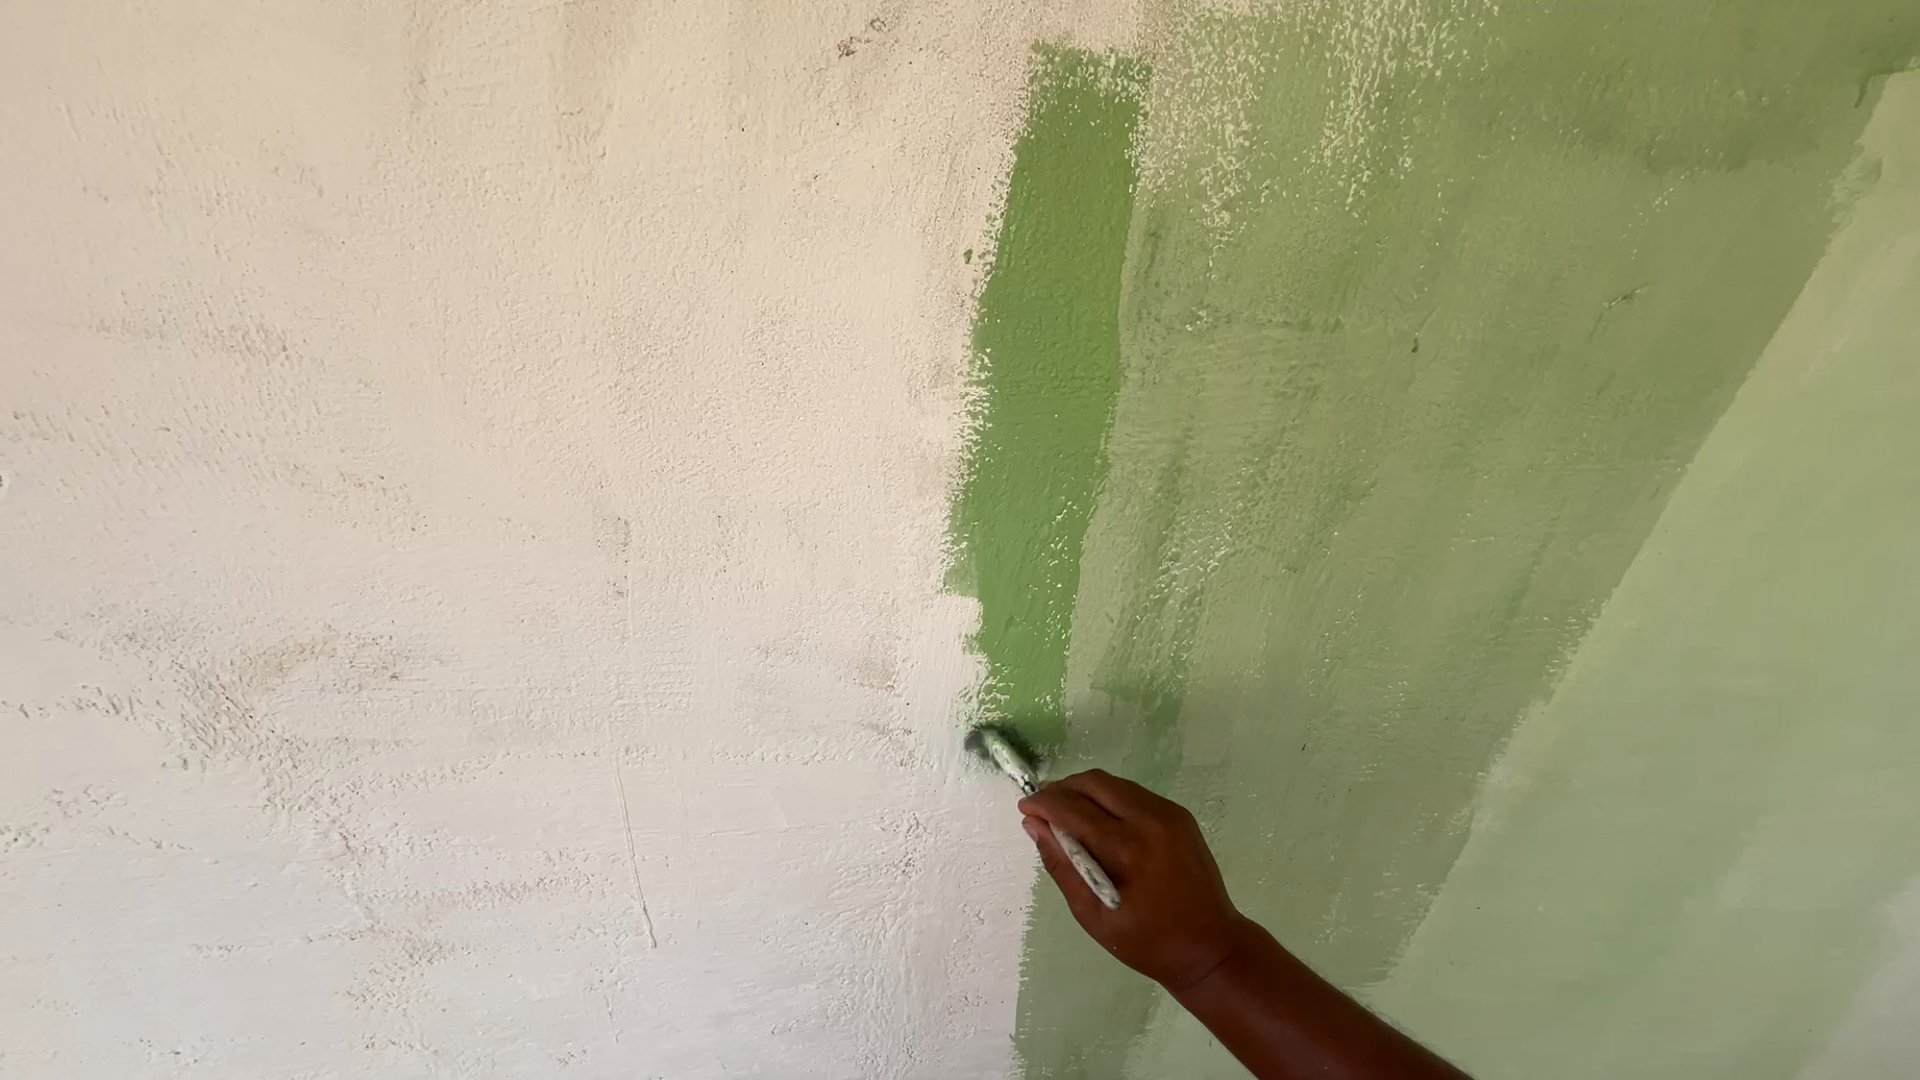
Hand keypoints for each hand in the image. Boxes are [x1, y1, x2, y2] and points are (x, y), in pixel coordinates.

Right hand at [1018, 769, 1250, 989]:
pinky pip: (1132, 793)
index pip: (1074, 810)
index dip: (1044, 803)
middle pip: (1094, 783)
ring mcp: (1168, 813)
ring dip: (1084, 790)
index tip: (1024, 807)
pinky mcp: (1178, 814)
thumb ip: (1061, 867)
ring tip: (1066, 812)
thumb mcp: (1094, 917)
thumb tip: (1034, 826)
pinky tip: (1098, 819)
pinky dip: (1108, 798)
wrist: (1212, 946)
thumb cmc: (1148, 943)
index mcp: (1128, 851)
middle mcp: (1150, 821)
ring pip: (1113, 783)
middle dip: (1062, 789)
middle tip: (1042, 807)